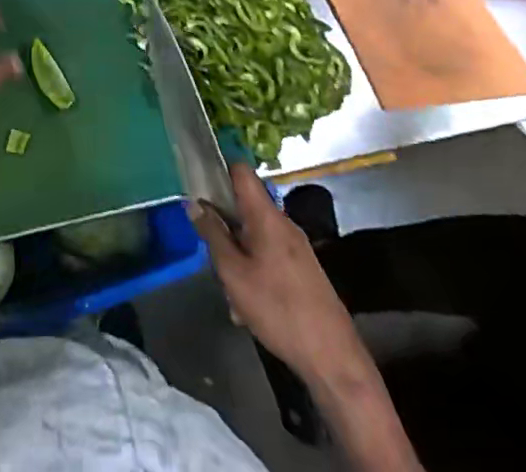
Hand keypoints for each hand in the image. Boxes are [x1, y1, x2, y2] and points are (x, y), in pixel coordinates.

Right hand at [191, 163, 362, 386]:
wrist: (331, 356)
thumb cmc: (277, 308)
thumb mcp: (233, 272)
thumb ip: (212, 234)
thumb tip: (194, 203)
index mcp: (267, 217)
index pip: (242, 173)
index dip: (218, 170)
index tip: (196, 183)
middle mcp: (284, 225)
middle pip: (245, 207)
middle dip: (223, 226)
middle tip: (209, 253)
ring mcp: (296, 247)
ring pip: (253, 236)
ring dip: (235, 255)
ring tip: (229, 290)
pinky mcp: (301, 268)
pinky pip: (267, 256)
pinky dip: (252, 271)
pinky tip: (246, 307)